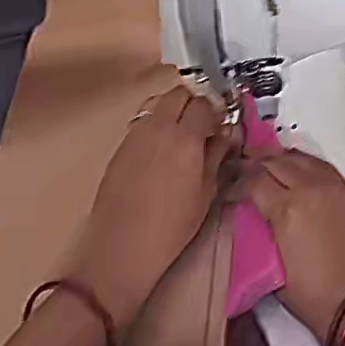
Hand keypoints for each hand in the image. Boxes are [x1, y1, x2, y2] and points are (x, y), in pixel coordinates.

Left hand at [70, 86, 233, 328]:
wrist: (120, 250)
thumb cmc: (171, 228)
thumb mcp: (206, 193)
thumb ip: (216, 156)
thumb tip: (225, 135)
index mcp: (184, 138)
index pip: (204, 104)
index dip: (216, 114)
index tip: (221, 129)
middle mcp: (157, 128)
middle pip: (179, 94)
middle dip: (195, 104)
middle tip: (204, 128)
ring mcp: (134, 135)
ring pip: (158, 103)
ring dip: (174, 111)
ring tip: (182, 137)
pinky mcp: (120, 147)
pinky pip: (143, 121)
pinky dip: (156, 125)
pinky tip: (161, 152)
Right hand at [236, 151, 344, 334]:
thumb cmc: (310, 291)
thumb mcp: (270, 261)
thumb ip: (259, 229)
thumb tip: (249, 212)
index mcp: (286, 208)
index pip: (254, 179)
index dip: (236, 182)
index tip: (229, 188)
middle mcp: (309, 189)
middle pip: (275, 161)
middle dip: (254, 164)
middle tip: (242, 170)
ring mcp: (331, 187)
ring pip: (299, 157)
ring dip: (280, 159)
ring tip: (267, 165)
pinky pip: (321, 165)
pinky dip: (305, 164)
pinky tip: (297, 168)